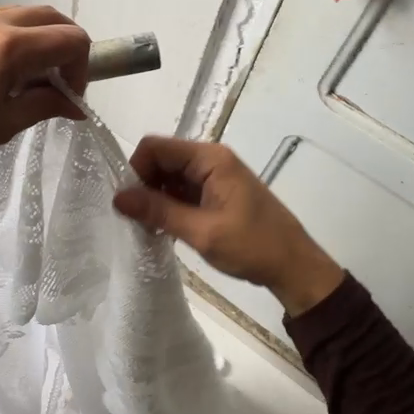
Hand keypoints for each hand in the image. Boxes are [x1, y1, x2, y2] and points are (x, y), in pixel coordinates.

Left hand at [0, 6, 90, 181]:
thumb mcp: (3, 124)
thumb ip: (45, 105)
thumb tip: (75, 105)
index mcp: (10, 46)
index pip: (70, 39)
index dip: (82, 68)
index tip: (70, 97)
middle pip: (49, 16)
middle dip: (65, 46)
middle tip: (58, 84)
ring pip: (22, 15)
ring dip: (38, 40)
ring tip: (27, 81)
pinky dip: (12, 38)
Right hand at [112, 136, 345, 315]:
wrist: (294, 266)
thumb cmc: (253, 246)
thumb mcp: (202, 232)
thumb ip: (159, 211)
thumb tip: (118, 198)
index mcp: (210, 158)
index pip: (155, 147)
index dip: (136, 170)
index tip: (129, 202)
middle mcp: (211, 159)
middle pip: (161, 159)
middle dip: (144, 185)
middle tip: (136, 219)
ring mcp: (214, 175)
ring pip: (170, 176)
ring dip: (156, 197)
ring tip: (149, 227)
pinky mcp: (216, 192)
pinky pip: (182, 189)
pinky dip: (170, 205)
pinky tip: (165, 228)